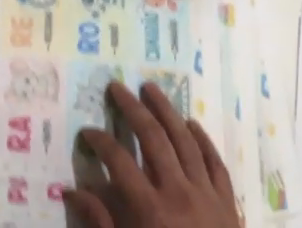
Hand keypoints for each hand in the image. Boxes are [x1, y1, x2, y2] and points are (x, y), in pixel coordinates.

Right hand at [68, 82, 240, 227]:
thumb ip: (100, 224)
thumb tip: (72, 190)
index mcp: (150, 211)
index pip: (118, 161)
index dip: (100, 141)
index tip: (86, 132)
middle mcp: (178, 194)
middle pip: (153, 138)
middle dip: (132, 109)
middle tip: (117, 87)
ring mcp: (207, 196)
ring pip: (186, 141)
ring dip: (167, 111)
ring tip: (151, 88)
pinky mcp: (229, 204)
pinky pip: (216, 163)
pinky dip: (203, 140)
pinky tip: (192, 123)